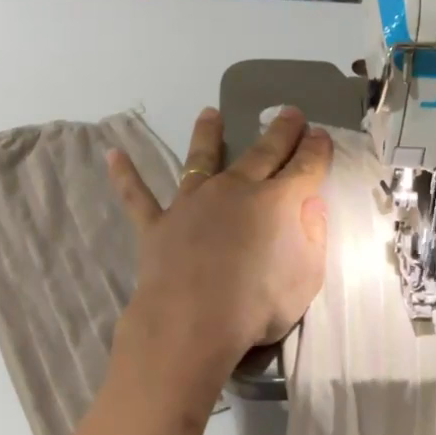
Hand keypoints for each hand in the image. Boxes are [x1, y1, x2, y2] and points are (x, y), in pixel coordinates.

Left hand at [107, 105, 332, 377]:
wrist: (193, 322)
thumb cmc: (258, 307)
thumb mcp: (307, 279)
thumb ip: (313, 238)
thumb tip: (311, 204)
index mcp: (277, 203)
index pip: (304, 168)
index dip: (316, 150)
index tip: (322, 135)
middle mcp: (235, 190)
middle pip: (262, 153)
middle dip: (279, 132)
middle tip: (289, 112)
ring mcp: (193, 203)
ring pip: (201, 159)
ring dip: (207, 134)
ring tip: (210, 114)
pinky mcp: (158, 224)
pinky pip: (138, 196)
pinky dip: (125, 176)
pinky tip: (112, 156)